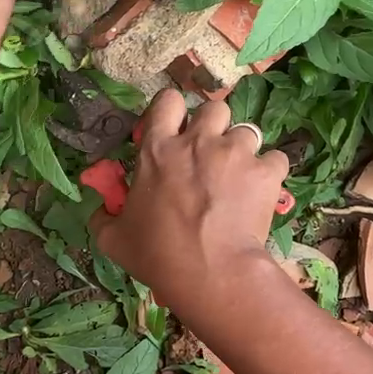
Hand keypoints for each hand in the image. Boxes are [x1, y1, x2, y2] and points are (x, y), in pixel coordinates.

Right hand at [89, 90, 291, 318]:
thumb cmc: (157, 254)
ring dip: (241, 148)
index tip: (174, 130)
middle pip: (213, 108)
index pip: (167, 100)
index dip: (173, 110)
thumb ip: (102, 218)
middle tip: (209, 154)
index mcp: (158, 149)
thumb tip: (98, 210)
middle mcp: (197, 141)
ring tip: (237, 175)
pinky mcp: (265, 172)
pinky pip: (274, 158)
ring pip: (246, 130)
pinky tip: (261, 191)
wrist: (211, 273)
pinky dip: (268, 171)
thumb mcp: (114, 240)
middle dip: (213, 126)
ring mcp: (235, 153)